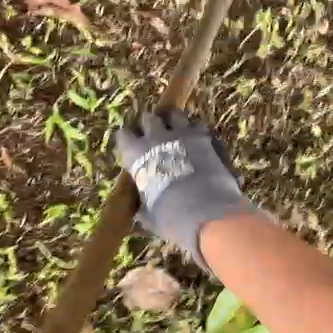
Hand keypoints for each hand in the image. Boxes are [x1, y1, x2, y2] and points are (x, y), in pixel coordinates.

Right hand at [114, 109, 261, 269]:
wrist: (208, 214)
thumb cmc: (171, 217)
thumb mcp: (150, 215)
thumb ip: (144, 205)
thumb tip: (141, 210)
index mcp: (136, 154)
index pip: (124, 136)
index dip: (127, 139)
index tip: (130, 145)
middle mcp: (157, 137)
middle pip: (149, 118)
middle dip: (149, 124)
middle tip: (153, 135)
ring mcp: (183, 134)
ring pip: (174, 114)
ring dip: (172, 120)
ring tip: (175, 130)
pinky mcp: (206, 138)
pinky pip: (197, 126)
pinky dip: (195, 131)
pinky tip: (197, 141)